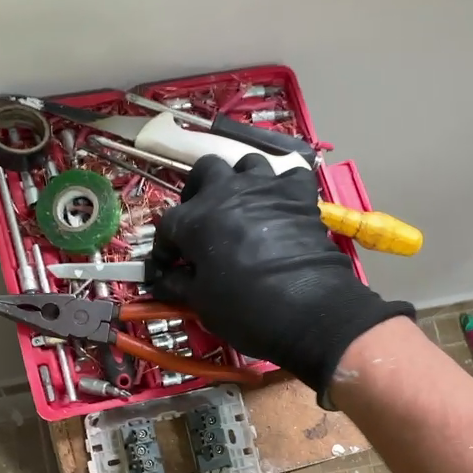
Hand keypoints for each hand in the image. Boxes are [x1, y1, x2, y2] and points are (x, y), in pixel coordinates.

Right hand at [147, 154, 413, 399]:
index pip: (167, 225)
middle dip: (199, 191)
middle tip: (202, 220)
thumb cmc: (245, 308)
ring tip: (242, 207)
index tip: (168, 266)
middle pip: (206, 171)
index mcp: (194, 219)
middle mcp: (226, 191)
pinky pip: (289, 177)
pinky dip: (283, 188)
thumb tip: (164, 279)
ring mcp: (266, 187)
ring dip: (240, 182)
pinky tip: (281, 206)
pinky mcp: (300, 194)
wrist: (307, 308)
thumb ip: (178, 283)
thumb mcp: (201, 302)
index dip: (165, 248)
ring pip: (247, 165)